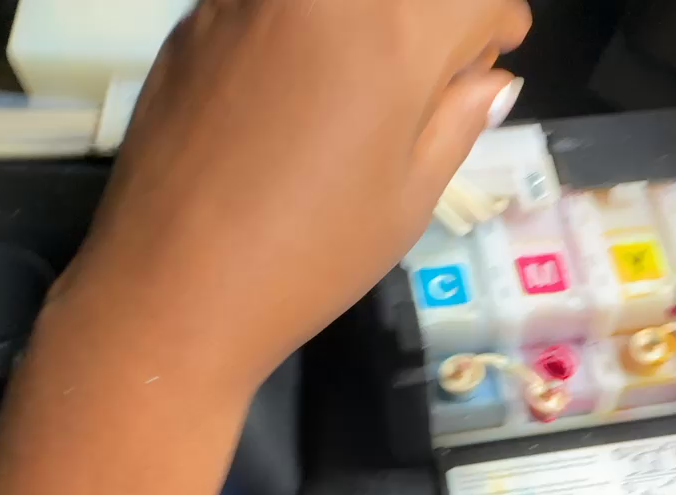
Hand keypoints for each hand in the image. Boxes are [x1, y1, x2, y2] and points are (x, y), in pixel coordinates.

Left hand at [48, 0, 531, 393]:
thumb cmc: (313, 257)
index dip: (497, 20)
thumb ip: (456, 123)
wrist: (178, 286)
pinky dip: (311, 24)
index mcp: (393, 29)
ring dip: (373, 21)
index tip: (497, 52)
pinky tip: (306, 85)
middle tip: (441, 64)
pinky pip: (278, 2)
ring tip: (373, 77)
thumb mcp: (408, 202)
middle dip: (437, 15)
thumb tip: (489, 81)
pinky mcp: (198, 10)